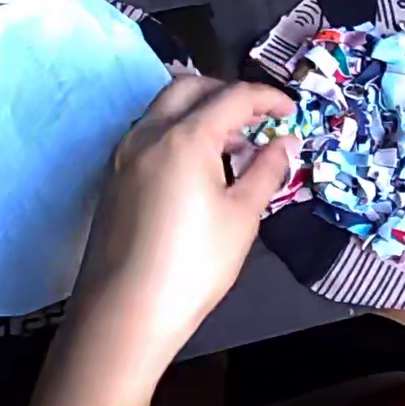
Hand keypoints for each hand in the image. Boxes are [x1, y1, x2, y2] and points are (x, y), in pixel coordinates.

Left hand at [76, 76, 296, 364]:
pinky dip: (181, 130)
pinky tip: (200, 167)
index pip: (233, 96)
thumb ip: (268, 169)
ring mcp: (123, 155)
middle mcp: (148, 134)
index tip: (292, 111)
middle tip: (259, 117)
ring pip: (165, 107)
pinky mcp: (112, 178)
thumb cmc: (193, 264)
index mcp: (185, 138)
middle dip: (229, 93)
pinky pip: (151, 132)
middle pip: (191, 86)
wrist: (122, 318)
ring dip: (203, 110)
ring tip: (234, 145)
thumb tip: (286, 142)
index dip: (268, 98)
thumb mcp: (243, 215)